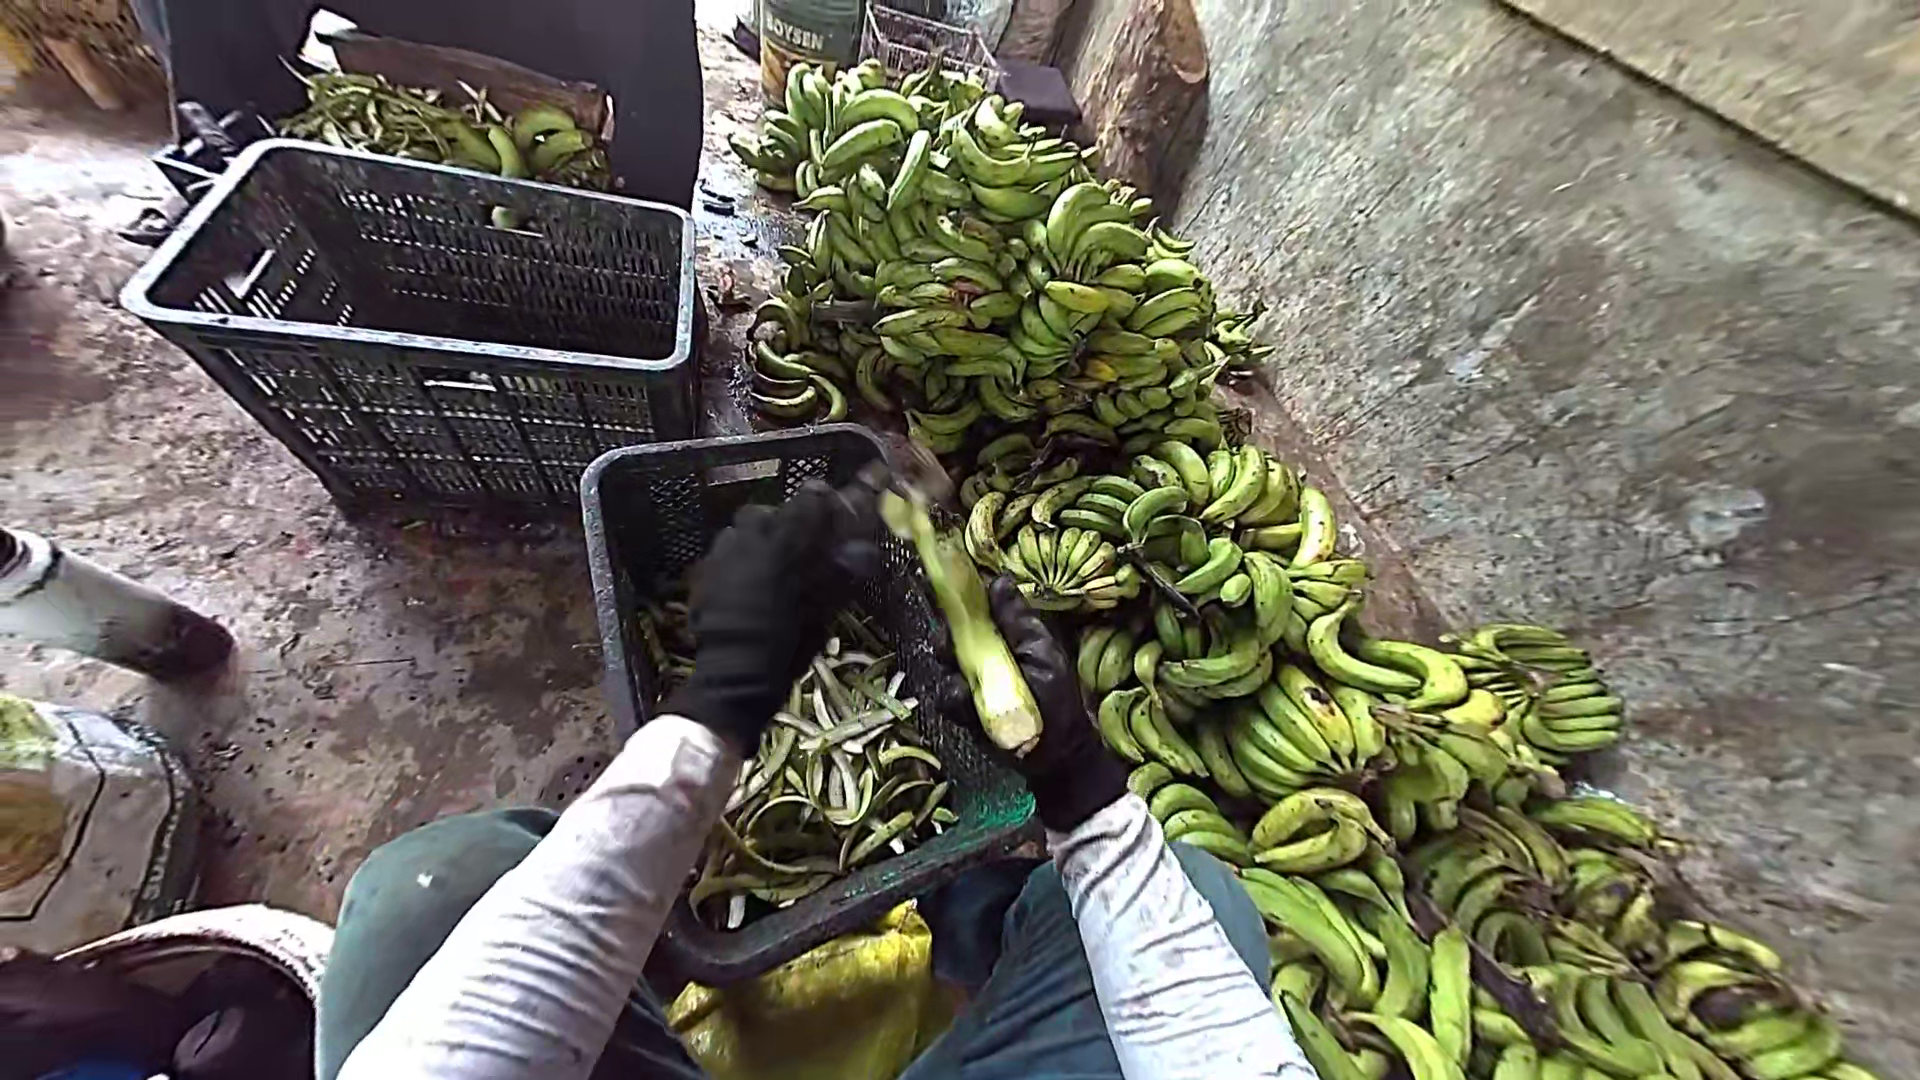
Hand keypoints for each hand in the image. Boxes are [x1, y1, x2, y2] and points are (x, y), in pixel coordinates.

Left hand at [665, 478, 880, 754]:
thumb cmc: (788, 640)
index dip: (825, 502)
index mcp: (785, 540)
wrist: (735, 672)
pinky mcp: (705, 570)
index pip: (810, 499)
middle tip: (801, 545)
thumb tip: (864, 549)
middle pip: (772, 510)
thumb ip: (844, 571)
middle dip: (788, 522)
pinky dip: (741, 558)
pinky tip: (748, 581)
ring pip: (746, 529)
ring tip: (772, 562)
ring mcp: (722, 551)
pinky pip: (727, 550)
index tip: (834, 513)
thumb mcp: (826, 607)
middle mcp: (751, 536)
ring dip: (762, 538)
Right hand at [933, 576, 1128, 831]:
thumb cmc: (1055, 695)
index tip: (948, 580)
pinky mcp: (960, 705)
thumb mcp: (1041, 651)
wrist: (1055, 752)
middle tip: (953, 634)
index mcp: (1004, 630)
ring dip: (950, 659)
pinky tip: (969, 699)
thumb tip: (1000, 579)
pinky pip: (945, 694)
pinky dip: (954, 695)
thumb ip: (1016, 620)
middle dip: (948, 627)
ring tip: (964, 669)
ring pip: (943, 657)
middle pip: (951, 626)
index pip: (976, 602)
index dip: (960, 591)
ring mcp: (969, 676)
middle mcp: (982, 648)